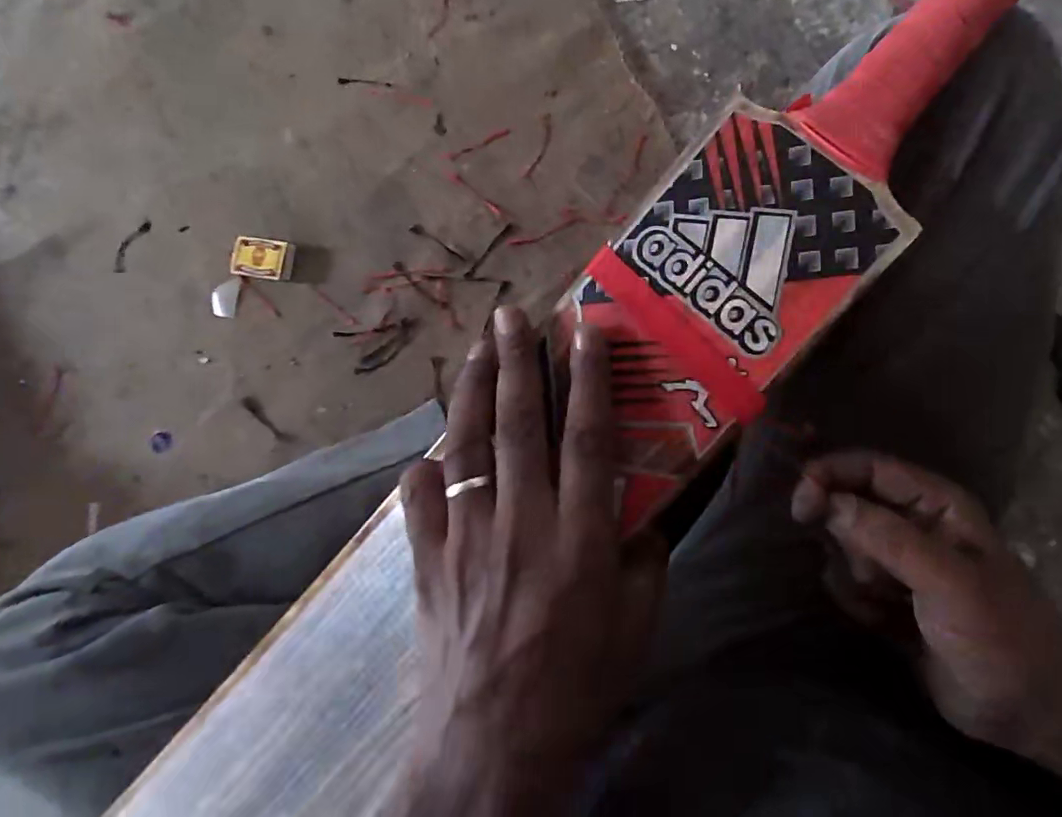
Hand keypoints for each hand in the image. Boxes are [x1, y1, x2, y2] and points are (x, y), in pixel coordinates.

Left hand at [397, 308, 665, 816]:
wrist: (492, 749)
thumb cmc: (576, 687)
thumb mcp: (635, 626)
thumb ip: (642, 559)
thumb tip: (639, 512)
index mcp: (579, 539)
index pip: (589, 439)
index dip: (589, 379)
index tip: (586, 330)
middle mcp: (522, 523)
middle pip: (519, 425)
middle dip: (517, 361)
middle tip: (511, 313)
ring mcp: (466, 538)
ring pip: (466, 446)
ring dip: (472, 390)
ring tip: (477, 347)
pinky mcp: (427, 559)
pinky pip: (419, 500)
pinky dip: (424, 470)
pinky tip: (430, 450)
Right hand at [790, 453, 1061, 757]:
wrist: (1035, 717)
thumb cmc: (1003, 637)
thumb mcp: (950, 582)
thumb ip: (889, 537)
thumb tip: (828, 502)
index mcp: (936, 504)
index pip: (869, 467)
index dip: (830, 474)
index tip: (800, 502)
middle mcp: (914, 524)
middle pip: (849, 502)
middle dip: (841, 532)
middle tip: (863, 572)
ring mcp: (899, 562)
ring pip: (843, 543)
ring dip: (850, 571)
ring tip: (882, 603)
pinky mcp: (887, 598)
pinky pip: (845, 581)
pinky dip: (852, 598)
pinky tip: (879, 621)